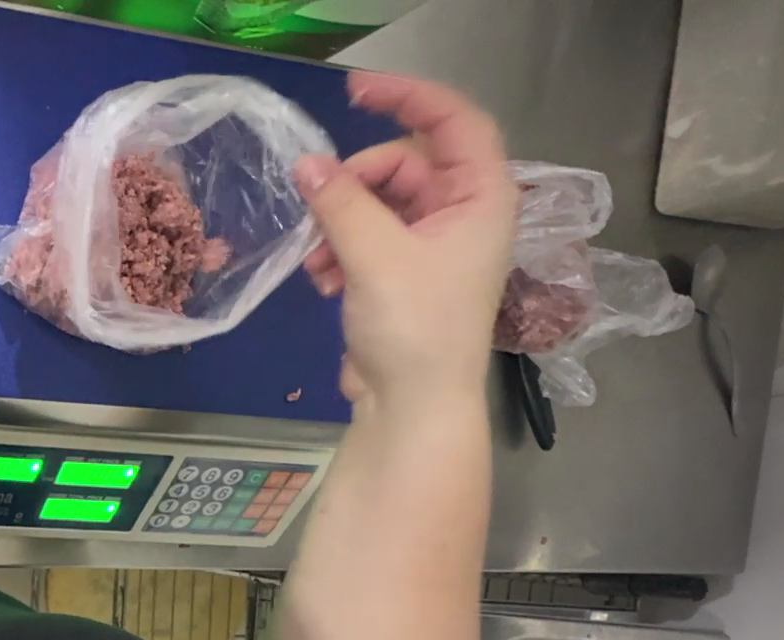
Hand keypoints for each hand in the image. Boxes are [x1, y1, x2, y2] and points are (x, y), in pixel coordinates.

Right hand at [295, 71, 517, 408]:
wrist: (412, 401)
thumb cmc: (414, 326)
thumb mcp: (375, 258)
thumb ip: (339, 206)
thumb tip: (303, 164)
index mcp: (480, 196)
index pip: (452, 122)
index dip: (407, 99)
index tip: (354, 93)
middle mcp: (458, 212)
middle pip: (401, 168)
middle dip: (352, 187)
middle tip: (318, 211)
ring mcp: (427, 245)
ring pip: (373, 207)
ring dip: (336, 227)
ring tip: (315, 263)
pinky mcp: (397, 275)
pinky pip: (362, 240)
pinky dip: (336, 253)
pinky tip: (320, 281)